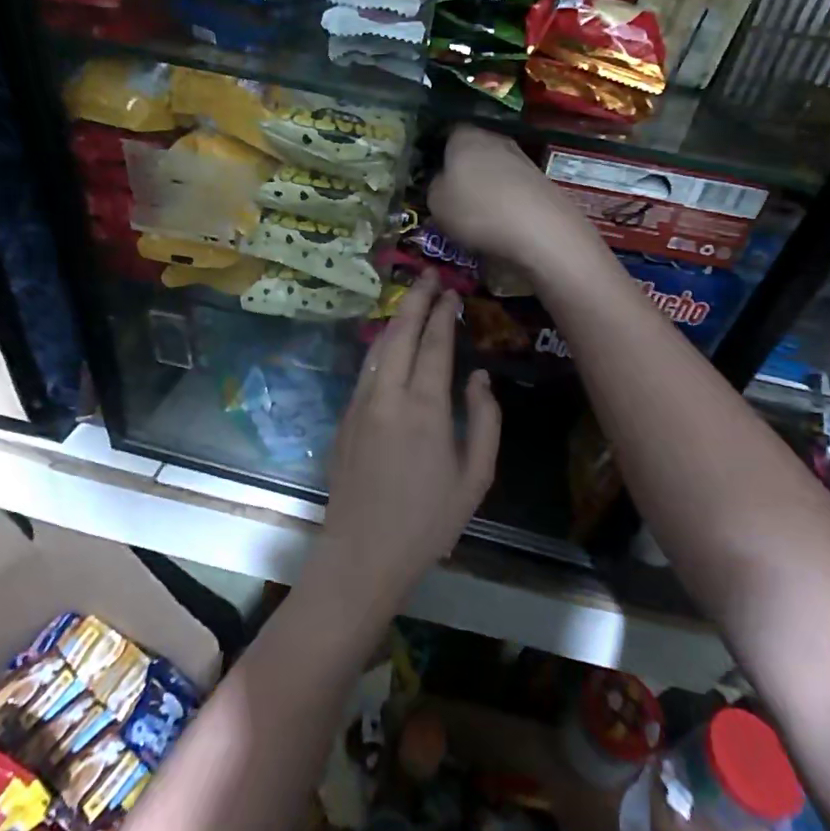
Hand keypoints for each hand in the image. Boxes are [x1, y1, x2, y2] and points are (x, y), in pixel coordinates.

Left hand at [311, 269, 500, 606]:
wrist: (361, 554)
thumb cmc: (428, 522)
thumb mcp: (475, 477)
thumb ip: (484, 421)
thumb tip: (480, 378)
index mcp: (424, 407)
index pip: (434, 344)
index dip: (443, 313)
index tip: (451, 291)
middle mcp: (387, 395)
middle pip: (400, 333)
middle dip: (415, 300)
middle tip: (429, 277)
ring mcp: (360, 405)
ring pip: (377, 348)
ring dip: (395, 320)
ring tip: (411, 301)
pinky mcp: (345, 419)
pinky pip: (366, 370)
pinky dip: (381, 347)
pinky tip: (390, 345)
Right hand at [427, 125, 606, 272]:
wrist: (541, 230)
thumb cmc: (477, 210)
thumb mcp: (436, 203)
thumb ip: (434, 186)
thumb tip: (442, 181)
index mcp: (465, 135)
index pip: (445, 130)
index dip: (435, 148)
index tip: (427, 168)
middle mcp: (495, 138)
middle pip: (472, 148)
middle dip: (461, 168)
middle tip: (450, 192)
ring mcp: (522, 158)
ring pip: (493, 167)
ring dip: (484, 184)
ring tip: (475, 212)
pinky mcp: (541, 180)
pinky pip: (512, 186)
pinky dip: (504, 199)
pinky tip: (500, 220)